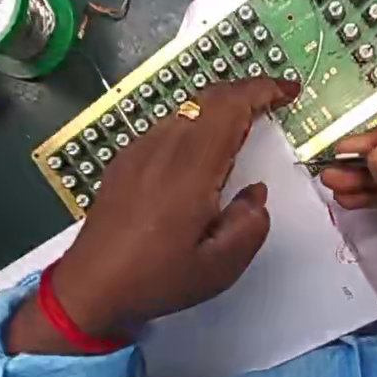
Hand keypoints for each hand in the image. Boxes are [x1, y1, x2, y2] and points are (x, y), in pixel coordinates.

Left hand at [9, 77, 299, 354]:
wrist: (90, 287)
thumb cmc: (155, 279)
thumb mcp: (220, 267)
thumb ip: (250, 224)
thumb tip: (254, 193)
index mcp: (190, 168)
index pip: (229, 105)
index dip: (262, 89)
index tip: (287, 90)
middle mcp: (161, 148)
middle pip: (206, 100)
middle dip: (244, 95)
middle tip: (270, 109)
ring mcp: (137, 152)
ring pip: (184, 113)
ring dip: (216, 114)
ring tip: (236, 141)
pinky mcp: (123, 162)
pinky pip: (164, 130)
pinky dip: (191, 130)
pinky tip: (195, 162)